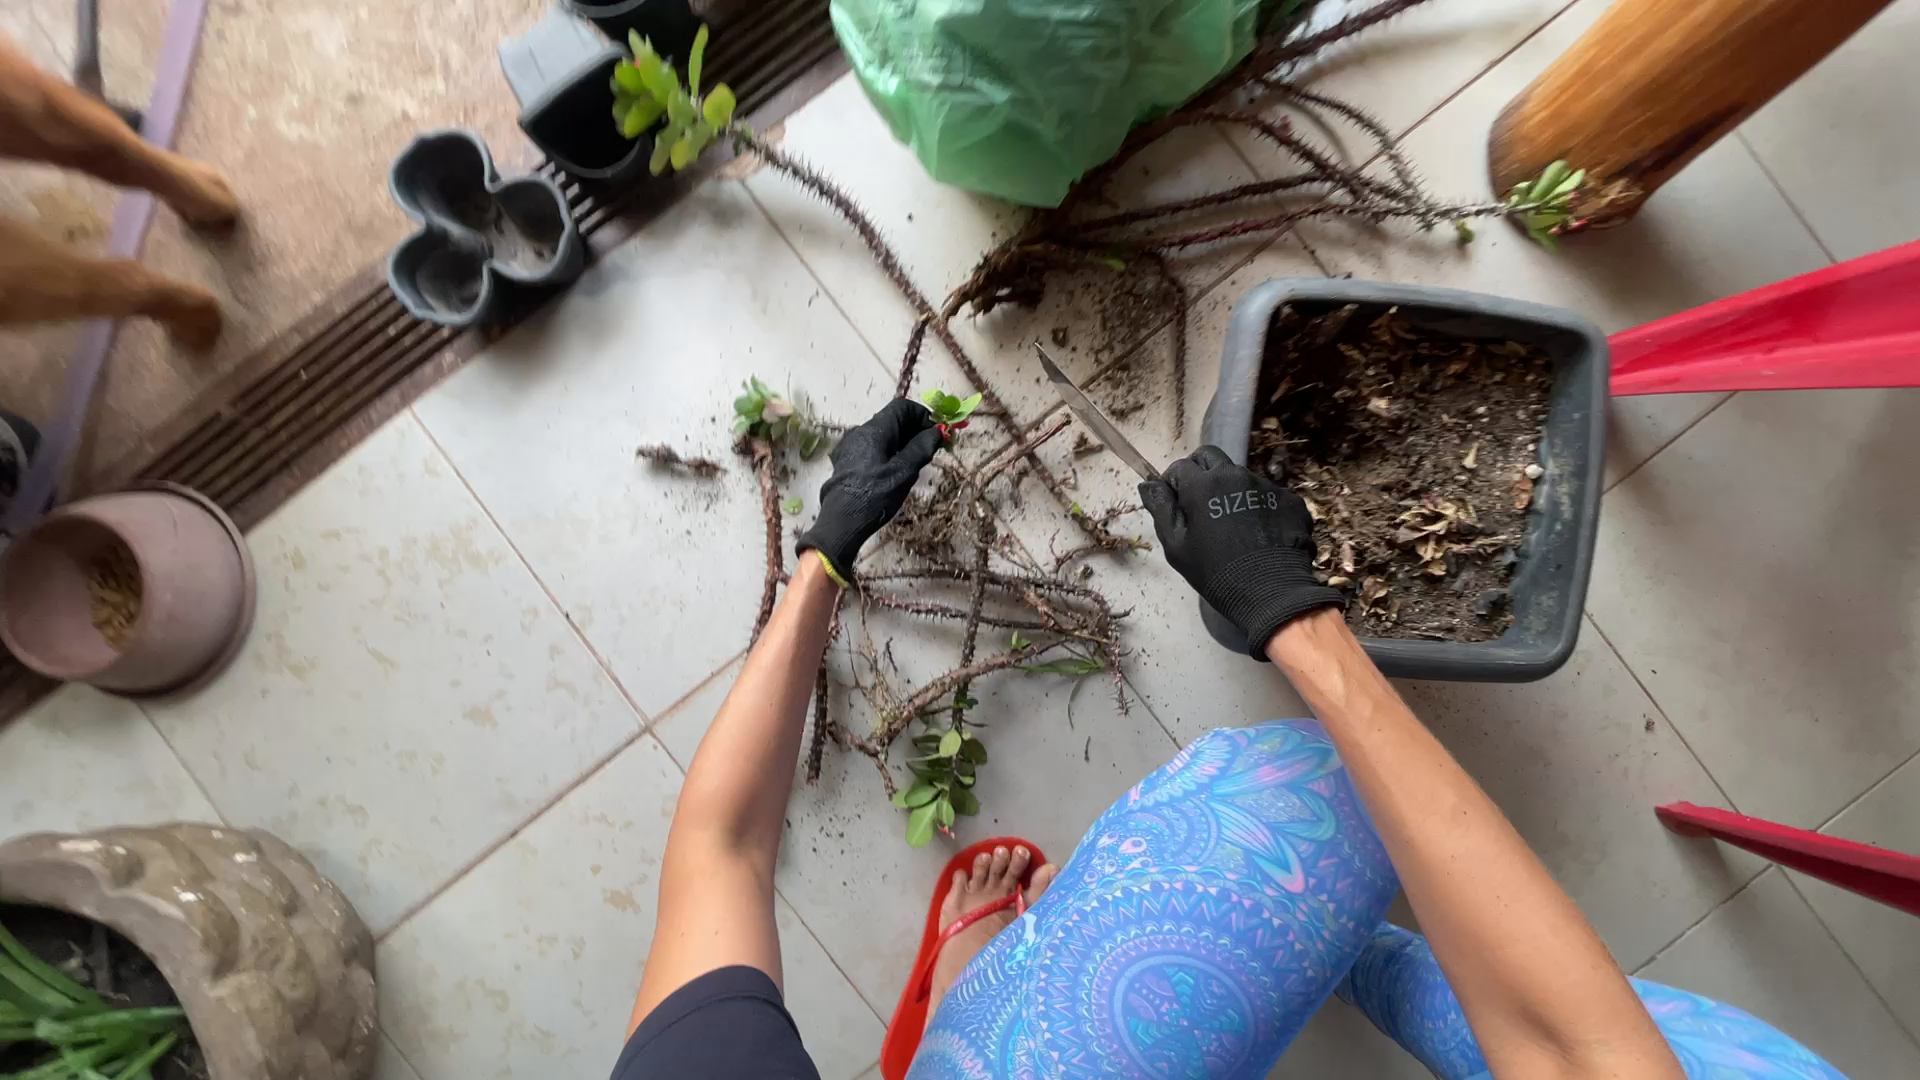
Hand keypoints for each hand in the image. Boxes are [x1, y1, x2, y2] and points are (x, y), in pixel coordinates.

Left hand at [796, 398, 944, 582]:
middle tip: (931, 451)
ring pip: (883, 436)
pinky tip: (895, 473)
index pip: (902, 407)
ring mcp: (850, 447)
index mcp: (874, 430)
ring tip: (915, 465)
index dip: (923, 416)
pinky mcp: (846, 462)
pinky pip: (873, 449)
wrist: (841, 523)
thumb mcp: (904, 473)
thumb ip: (921, 448)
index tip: (936, 435)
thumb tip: (936, 432)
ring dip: (903, 444)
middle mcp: (859, 432)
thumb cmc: (874, 496)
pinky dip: (889, 454)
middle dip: (915, 431)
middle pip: (892, 420)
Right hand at [1138, 445, 1343, 657]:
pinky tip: (1258, 534)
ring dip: (1230, 491)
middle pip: (1210, 457)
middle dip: (1200, 473)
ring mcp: (1266, 486)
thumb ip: (1160, 508)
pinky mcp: (1290, 500)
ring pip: (1239, 477)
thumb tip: (1148, 483)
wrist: (1270, 592)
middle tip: (1200, 504)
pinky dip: (1258, 508)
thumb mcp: (1176, 545)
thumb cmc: (1214, 571)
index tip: (1175, 503)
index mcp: (1203, 485)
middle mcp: (1235, 475)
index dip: (1173, 484)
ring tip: (1233, 526)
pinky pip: (1266, 495)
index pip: (1180, 466)